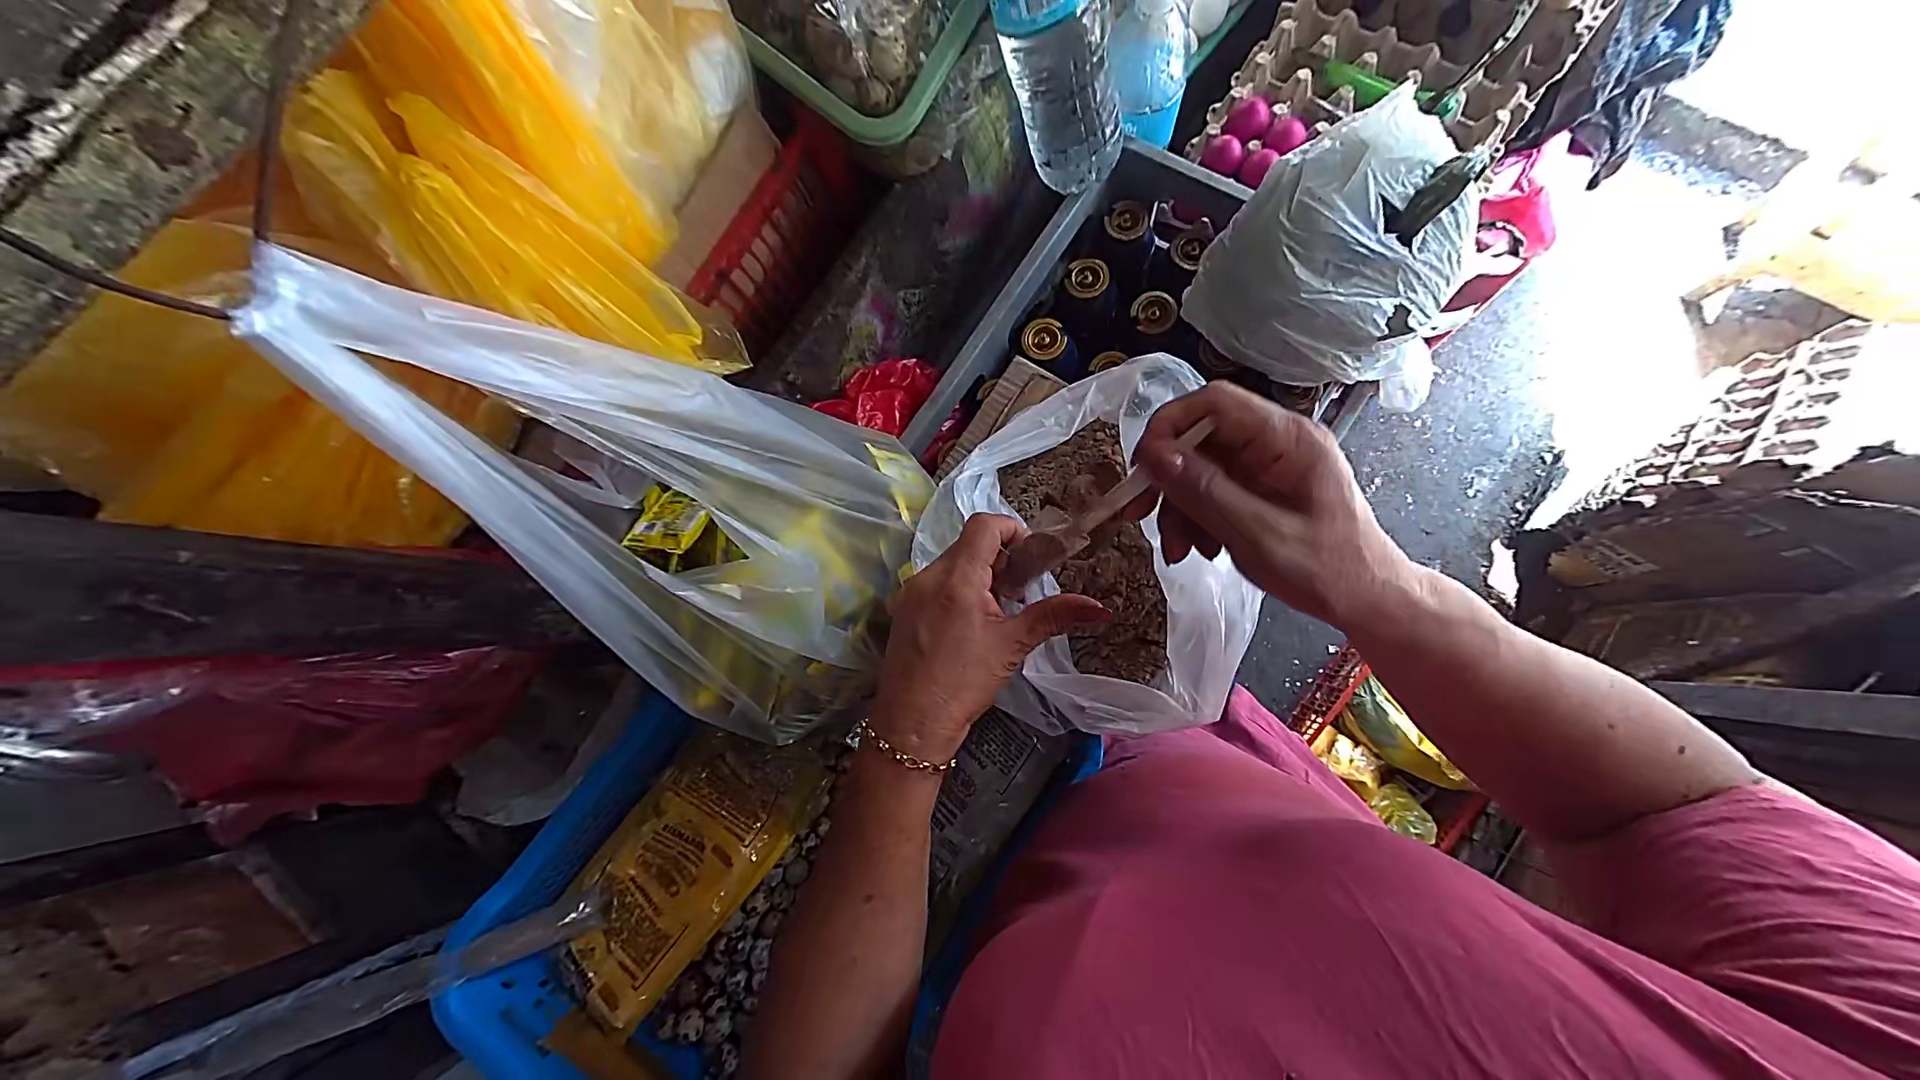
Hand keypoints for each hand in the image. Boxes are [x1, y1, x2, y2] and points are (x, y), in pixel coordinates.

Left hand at [872, 514, 1109, 760]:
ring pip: (952, 563)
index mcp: (956, 579)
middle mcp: (928, 576)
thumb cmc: (963, 684)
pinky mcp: (904, 607)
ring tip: (996, 610)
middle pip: (969, 543)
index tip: (1029, 556)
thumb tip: (1098, 608)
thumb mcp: (1013, 645)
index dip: (1012, 529)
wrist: (912, 722)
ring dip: (979, 574)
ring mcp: (911, 591)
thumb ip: (1054, 616)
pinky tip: (970, 622)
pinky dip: (958, 588)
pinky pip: (935, 581)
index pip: (984, 525)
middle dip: (999, 559)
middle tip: (1017, 591)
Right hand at [1128, 382, 1419, 628]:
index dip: (1169, 426)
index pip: (1214, 403)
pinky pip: (1208, 490)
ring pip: (1196, 468)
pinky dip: (1193, 519)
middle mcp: (1273, 443)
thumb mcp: (1259, 535)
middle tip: (1139, 514)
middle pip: (1198, 438)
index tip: (1142, 468)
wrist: (1365, 599)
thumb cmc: (1328, 571)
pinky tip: (1199, 548)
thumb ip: (1206, 493)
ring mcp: (1264, 465)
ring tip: (1179, 549)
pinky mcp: (1256, 487)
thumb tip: (1156, 456)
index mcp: (1287, 439)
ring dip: (1177, 508)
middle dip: (1166, 479)